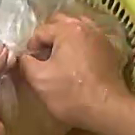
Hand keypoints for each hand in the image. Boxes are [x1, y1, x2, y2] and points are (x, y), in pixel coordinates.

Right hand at [20, 13, 133, 129]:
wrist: (108, 109)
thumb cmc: (71, 93)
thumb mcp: (39, 79)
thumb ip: (25, 63)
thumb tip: (23, 57)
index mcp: (68, 29)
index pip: (40, 31)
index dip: (31, 48)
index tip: (31, 65)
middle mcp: (87, 27)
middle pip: (60, 24)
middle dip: (48, 39)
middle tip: (43, 59)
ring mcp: (101, 38)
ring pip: (77, 30)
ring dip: (65, 40)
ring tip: (59, 59)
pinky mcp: (110, 51)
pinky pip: (89, 41)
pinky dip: (80, 47)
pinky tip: (76, 63)